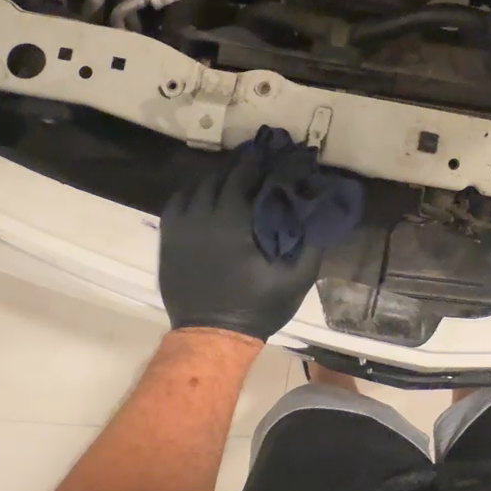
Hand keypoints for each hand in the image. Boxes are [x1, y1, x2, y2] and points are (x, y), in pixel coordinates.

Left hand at [158, 148, 322, 339]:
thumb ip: (311, 244)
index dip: (255, 163)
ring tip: (230, 177)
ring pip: (195, 188)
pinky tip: (204, 197)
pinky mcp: (168, 243)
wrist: (212, 337)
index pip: (242, 178)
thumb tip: (321, 213)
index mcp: (232, 222)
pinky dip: (191, 195)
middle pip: (218, 178)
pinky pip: (176, 206)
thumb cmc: (257, 306)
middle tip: (254, 161)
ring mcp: (181, 230)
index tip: (269, 154)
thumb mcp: (296, 279)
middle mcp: (202, 218)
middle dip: (236, 167)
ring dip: (214, 180)